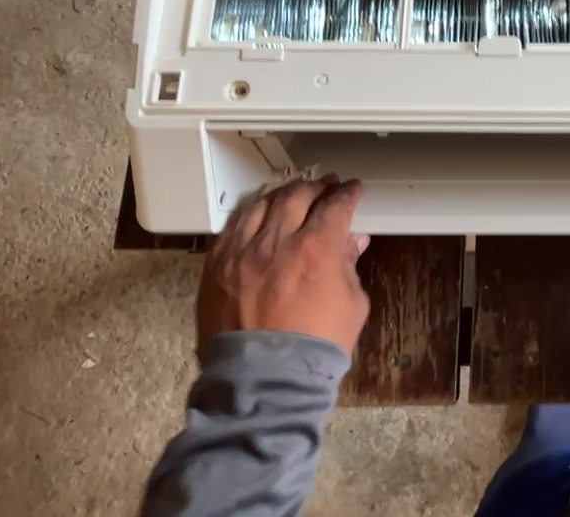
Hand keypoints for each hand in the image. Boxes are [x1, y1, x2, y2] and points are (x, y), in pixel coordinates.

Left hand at [196, 176, 371, 353]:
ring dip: (283, 195)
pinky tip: (260, 215)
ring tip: (293, 194)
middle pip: (298, 195)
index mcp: (316, 248)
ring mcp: (242, 253)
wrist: (264, 383)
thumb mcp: (352, 304)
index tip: (352, 189)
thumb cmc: (317, 346)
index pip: (335, 205)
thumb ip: (349, 266)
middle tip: (326, 186)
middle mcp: (277, 241)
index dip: (347, 193)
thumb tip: (352, 241)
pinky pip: (233, 227)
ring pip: (263, 205)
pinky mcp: (217, 267)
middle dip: (317, 187)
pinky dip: (251, 215)